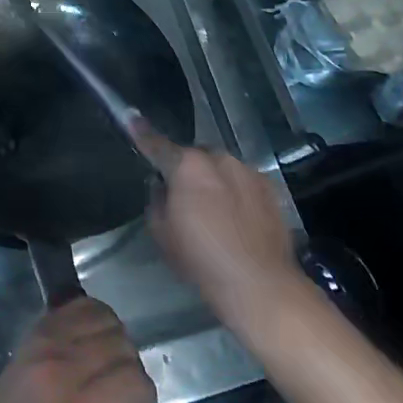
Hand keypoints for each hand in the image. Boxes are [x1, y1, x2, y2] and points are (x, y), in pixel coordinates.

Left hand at [0, 298, 208, 402]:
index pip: (138, 384)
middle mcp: (58, 373)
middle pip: (124, 347)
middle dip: (130, 375)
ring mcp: (41, 348)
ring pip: (104, 319)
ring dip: (113, 345)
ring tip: (103, 376)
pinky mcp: (31, 337)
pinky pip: (76, 306)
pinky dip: (92, 320)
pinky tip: (88, 350)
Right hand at [149, 146, 305, 333]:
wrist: (258, 283)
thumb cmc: (201, 259)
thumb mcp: (162, 234)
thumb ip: (157, 201)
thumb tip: (162, 187)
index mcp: (188, 166)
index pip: (158, 145)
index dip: (142, 134)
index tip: (132, 120)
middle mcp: (220, 159)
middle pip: (195, 157)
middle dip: (187, 171)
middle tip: (183, 198)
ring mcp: (248, 171)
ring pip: (221, 168)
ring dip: (214, 181)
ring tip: (214, 212)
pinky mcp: (270, 188)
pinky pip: (243, 182)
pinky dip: (236, 192)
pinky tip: (237, 218)